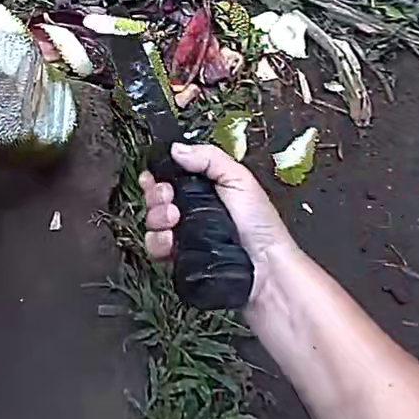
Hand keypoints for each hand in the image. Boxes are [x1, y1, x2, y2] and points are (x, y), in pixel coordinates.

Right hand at [140, 143, 297, 305]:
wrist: (265, 270)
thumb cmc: (261, 226)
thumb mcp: (239, 179)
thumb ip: (209, 158)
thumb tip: (177, 149)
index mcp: (205, 188)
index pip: (171, 176)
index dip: (158, 175)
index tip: (154, 176)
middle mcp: (191, 210)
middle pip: (157, 197)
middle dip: (156, 194)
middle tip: (168, 196)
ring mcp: (184, 235)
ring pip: (152, 221)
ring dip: (157, 217)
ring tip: (173, 219)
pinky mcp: (179, 259)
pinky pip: (155, 247)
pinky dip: (158, 241)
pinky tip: (170, 240)